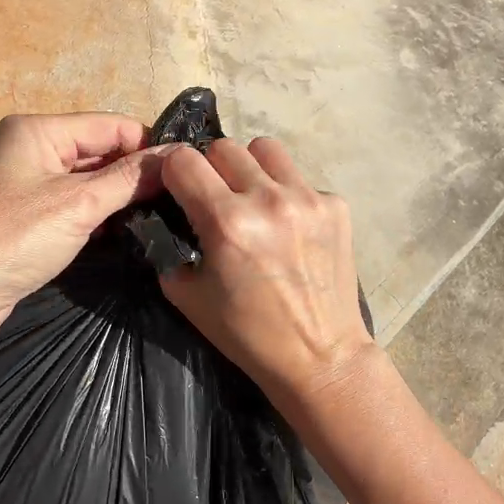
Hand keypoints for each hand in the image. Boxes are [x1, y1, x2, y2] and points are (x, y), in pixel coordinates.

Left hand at [0, 113, 171, 342]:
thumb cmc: (12, 238)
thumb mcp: (79, 204)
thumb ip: (131, 179)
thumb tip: (179, 158)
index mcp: (38, 130)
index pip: (112, 125)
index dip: (150, 147)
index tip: (189, 174)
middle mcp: (32, 149)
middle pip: (101, 151)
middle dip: (137, 174)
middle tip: (182, 201)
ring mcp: (27, 185)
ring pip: (90, 182)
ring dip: (121, 199)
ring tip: (164, 217)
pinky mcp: (27, 219)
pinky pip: (75, 206)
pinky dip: (101, 217)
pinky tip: (129, 234)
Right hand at [158, 138, 375, 408]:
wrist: (320, 356)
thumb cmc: (248, 335)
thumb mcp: (189, 298)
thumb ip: (170, 249)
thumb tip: (167, 219)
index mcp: (227, 222)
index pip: (184, 160)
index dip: (173, 172)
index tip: (177, 188)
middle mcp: (268, 200)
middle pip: (224, 147)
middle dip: (211, 169)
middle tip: (216, 199)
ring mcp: (308, 199)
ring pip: (266, 149)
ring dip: (251, 168)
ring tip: (253, 200)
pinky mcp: (336, 205)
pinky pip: (300, 179)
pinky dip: (287, 194)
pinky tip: (289, 227)